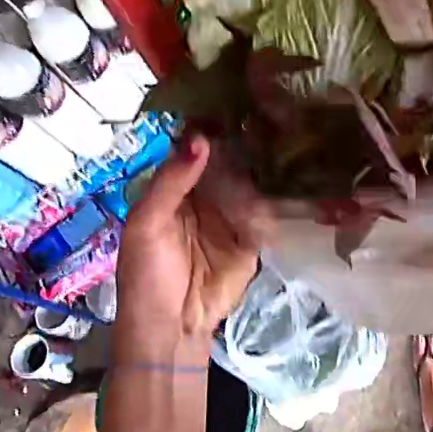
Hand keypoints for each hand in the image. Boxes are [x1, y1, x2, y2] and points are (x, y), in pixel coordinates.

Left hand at [114, 134, 267, 363]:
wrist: (172, 326)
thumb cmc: (147, 274)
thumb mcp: (147, 224)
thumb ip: (172, 182)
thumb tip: (201, 140)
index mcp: (175, 191)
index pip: (193, 153)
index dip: (208, 131)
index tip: (231, 104)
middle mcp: (205, 199)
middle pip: (227, 165)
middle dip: (243, 146)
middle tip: (267, 118)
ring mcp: (231, 219)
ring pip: (250, 186)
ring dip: (262, 171)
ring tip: (282, 145)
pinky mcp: (252, 241)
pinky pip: (265, 216)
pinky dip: (272, 204)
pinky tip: (285, 186)